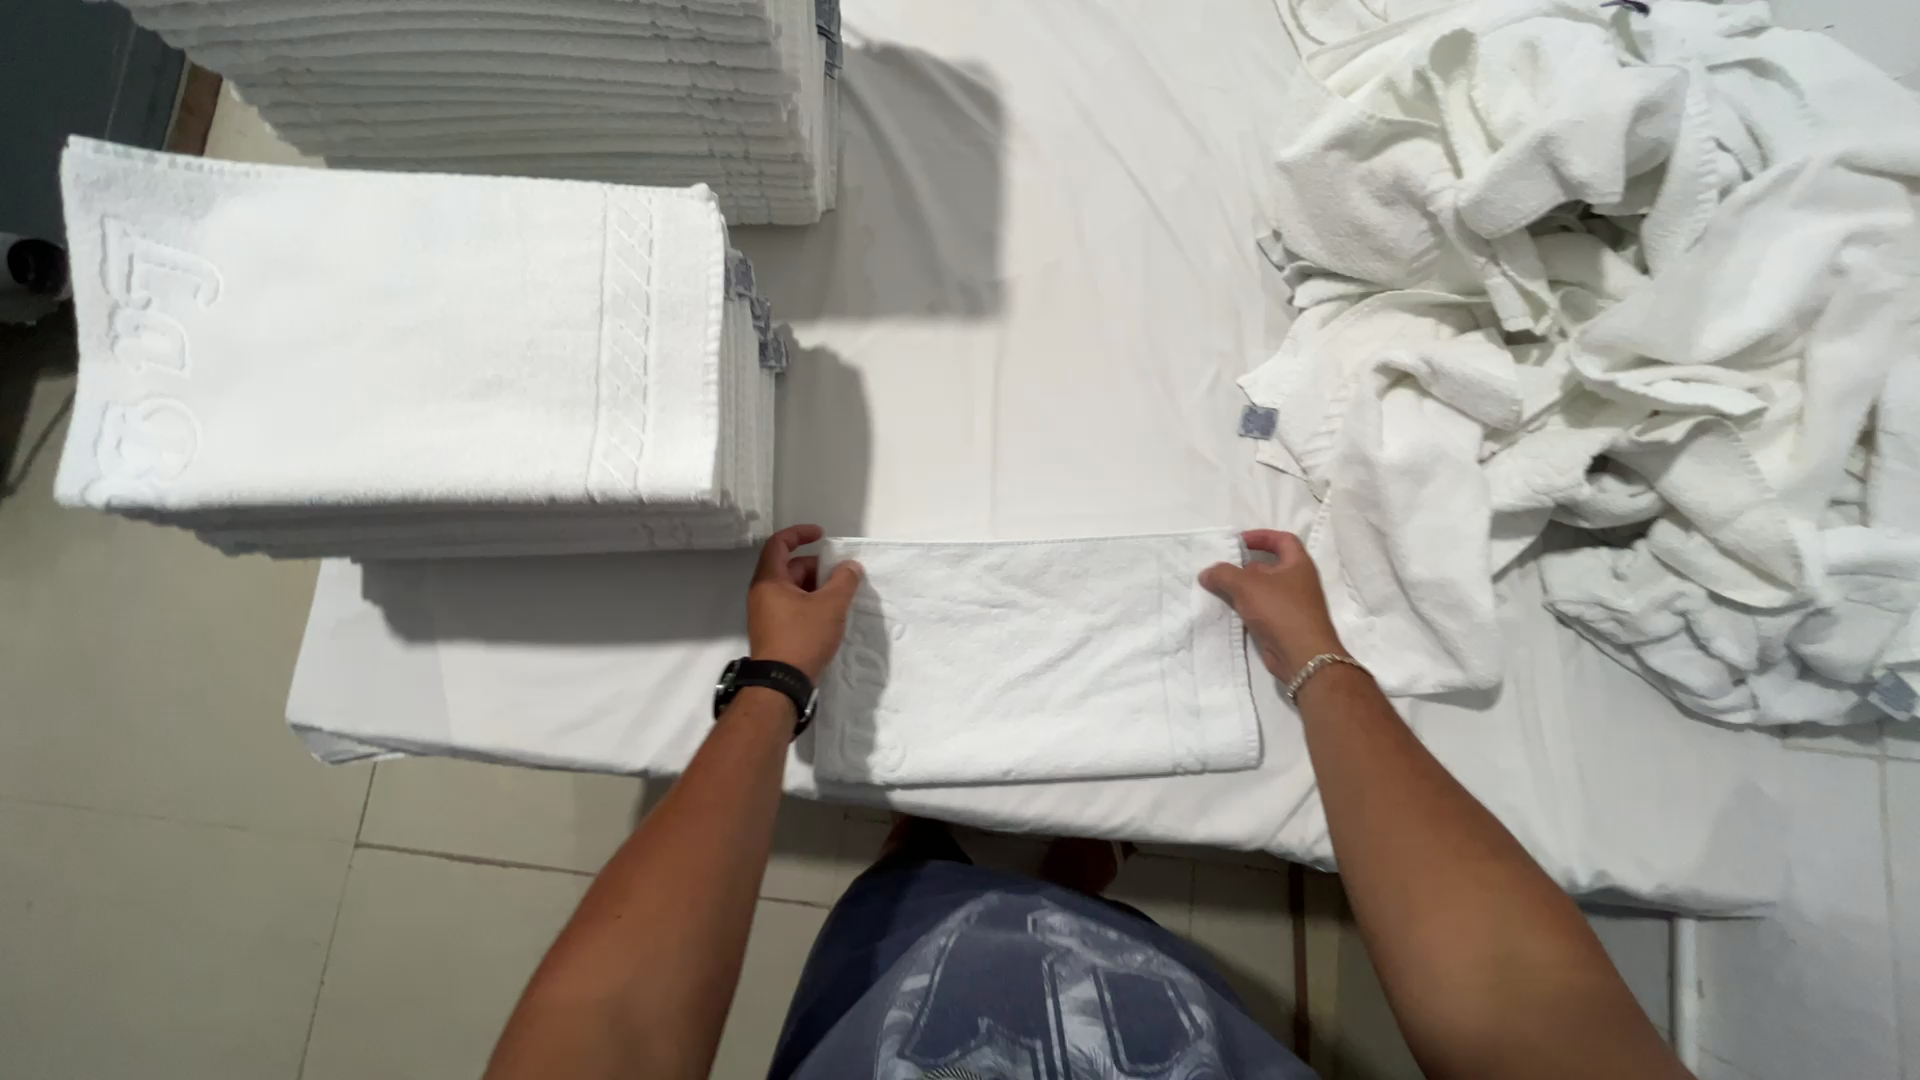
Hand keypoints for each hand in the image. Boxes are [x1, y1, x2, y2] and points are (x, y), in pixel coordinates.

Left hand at [747, 524, 863, 681]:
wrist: (781, 684)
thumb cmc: (803, 638)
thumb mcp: (831, 605)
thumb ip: (844, 580)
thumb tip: (851, 566)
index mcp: (769, 580)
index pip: (779, 544)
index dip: (800, 534)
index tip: (822, 535)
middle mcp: (762, 593)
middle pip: (789, 567)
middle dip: (817, 566)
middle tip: (840, 576)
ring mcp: (765, 614)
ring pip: (792, 588)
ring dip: (816, 587)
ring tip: (839, 598)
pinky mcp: (772, 631)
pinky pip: (791, 606)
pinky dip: (810, 603)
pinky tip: (828, 616)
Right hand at [1199, 529, 1346, 681]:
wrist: (1302, 656)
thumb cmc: (1280, 610)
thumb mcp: (1247, 585)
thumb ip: (1223, 574)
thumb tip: (1206, 573)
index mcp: (1298, 565)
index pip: (1283, 540)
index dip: (1261, 536)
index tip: (1238, 542)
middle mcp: (1298, 582)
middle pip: (1269, 566)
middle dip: (1244, 565)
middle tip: (1220, 568)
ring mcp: (1292, 604)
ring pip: (1262, 589)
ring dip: (1241, 588)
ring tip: (1217, 588)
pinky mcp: (1283, 624)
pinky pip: (1260, 608)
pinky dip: (1244, 606)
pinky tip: (1227, 609)